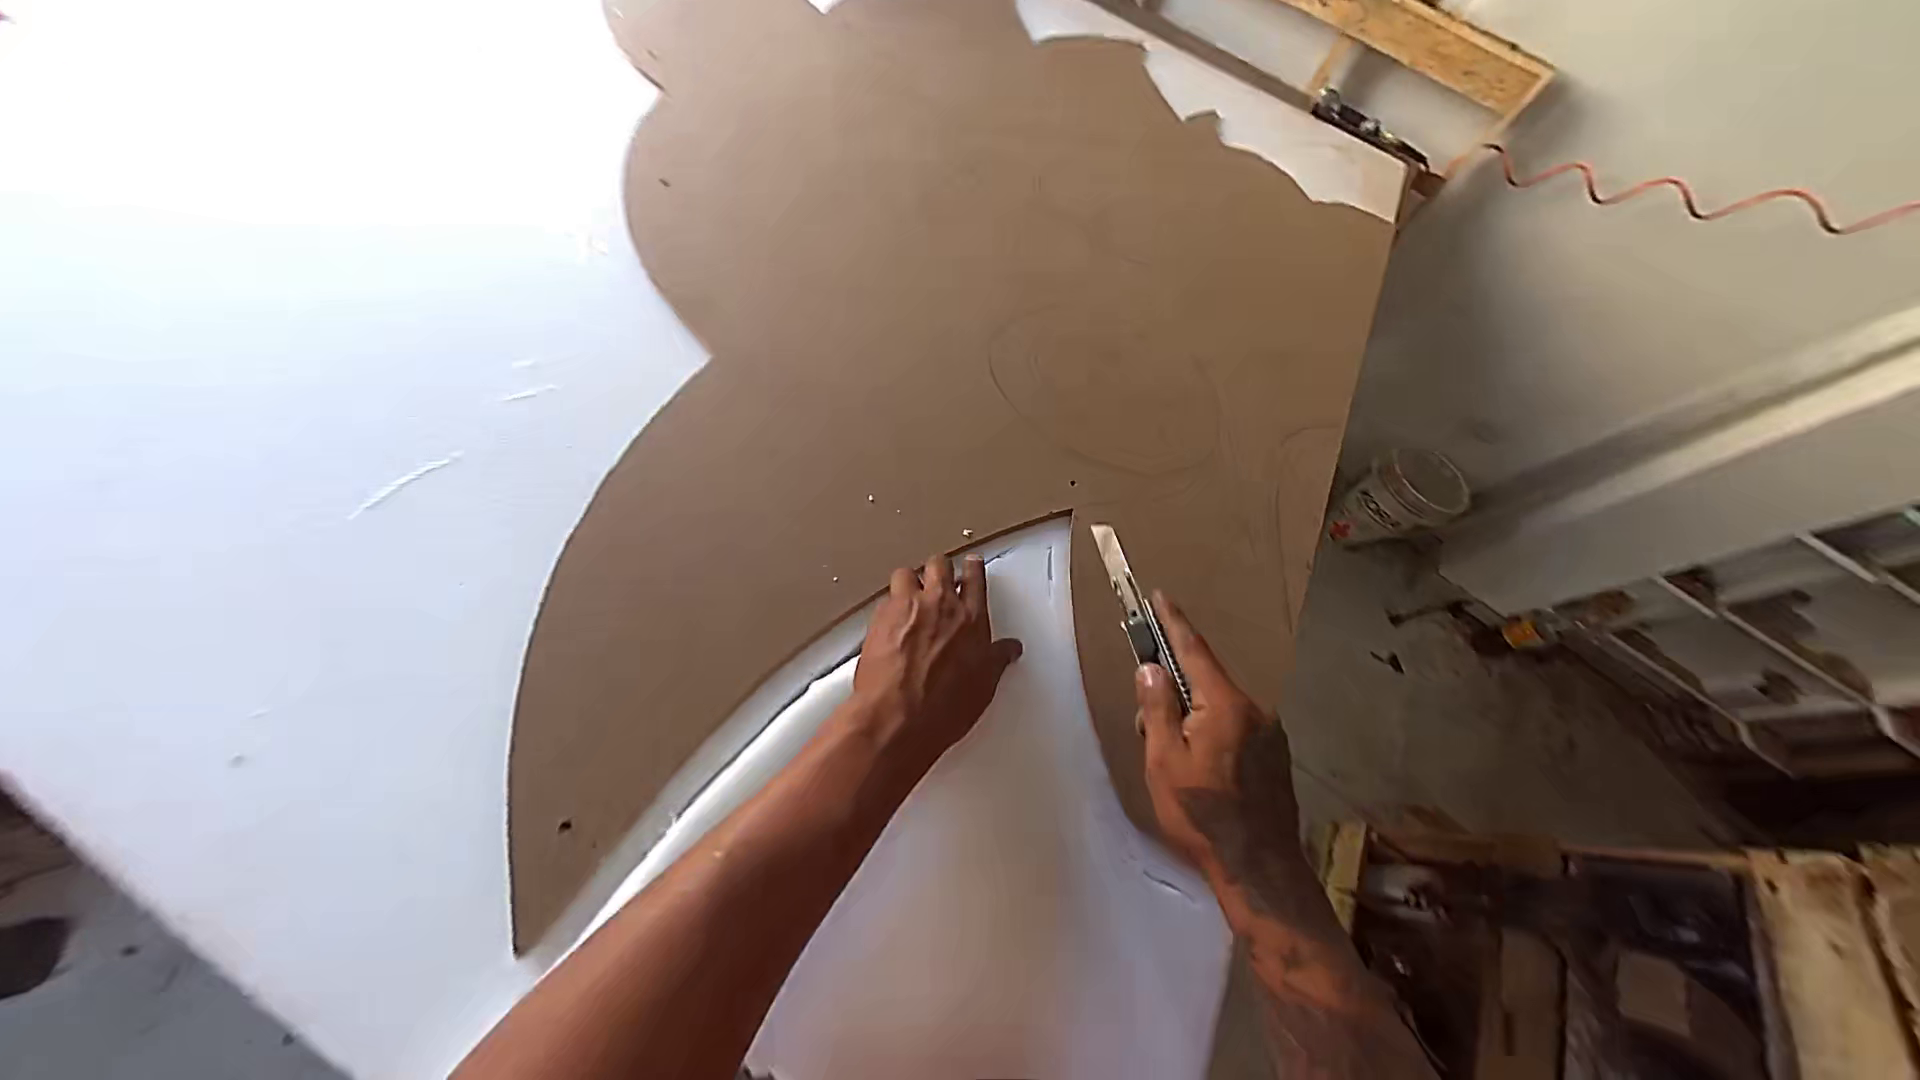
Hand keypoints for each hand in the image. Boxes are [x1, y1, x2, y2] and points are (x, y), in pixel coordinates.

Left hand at [845, 553, 1023, 777]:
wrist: (898, 717)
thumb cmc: (940, 706)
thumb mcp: (983, 685)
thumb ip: (996, 659)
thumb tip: (1007, 651)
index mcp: (970, 618)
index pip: (975, 578)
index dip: (973, 568)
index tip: (972, 565)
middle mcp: (939, 605)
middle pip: (940, 565)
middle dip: (940, 568)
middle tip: (941, 575)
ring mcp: (906, 607)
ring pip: (907, 573)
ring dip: (910, 581)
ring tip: (910, 592)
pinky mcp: (879, 617)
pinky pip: (884, 598)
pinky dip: (888, 605)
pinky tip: (890, 619)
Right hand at [1136, 592, 1299, 876]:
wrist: (1259, 869)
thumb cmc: (1202, 815)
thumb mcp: (1165, 761)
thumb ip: (1157, 709)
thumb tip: (1151, 669)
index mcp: (1225, 705)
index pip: (1193, 650)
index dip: (1173, 621)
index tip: (1159, 596)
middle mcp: (1253, 709)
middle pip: (1204, 681)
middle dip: (1174, 692)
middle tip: (1152, 729)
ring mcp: (1269, 732)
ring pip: (1217, 706)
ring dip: (1192, 717)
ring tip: (1176, 761)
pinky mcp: (1274, 752)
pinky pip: (1234, 725)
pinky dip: (1211, 731)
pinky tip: (1201, 769)